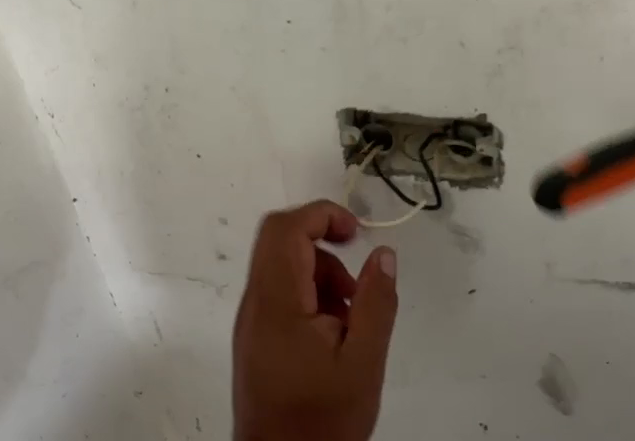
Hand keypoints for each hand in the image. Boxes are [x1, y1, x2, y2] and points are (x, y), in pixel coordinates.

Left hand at [232, 200, 398, 440]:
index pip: (285, 228)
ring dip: (322, 276)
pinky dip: (311, 298)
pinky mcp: (255, 341)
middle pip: (280, 241)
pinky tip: (335, 334)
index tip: (357, 233)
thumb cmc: (323, 421)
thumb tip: (383, 253)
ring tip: (352, 318)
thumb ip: (377, 302)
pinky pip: (280, 296)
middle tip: (357, 279)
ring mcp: (251, 323)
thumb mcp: (364, 362)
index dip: (322, 215)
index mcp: (276, 303)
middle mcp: (254, 305)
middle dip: (324, 245)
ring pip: (282, 268)